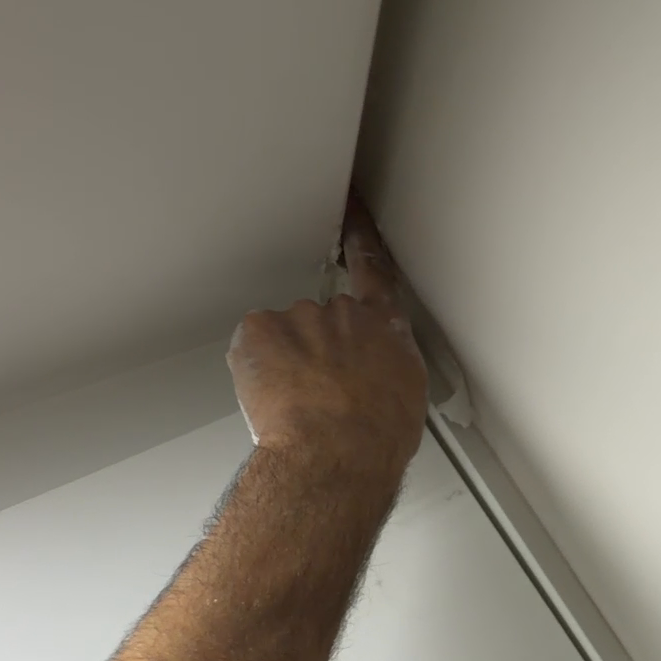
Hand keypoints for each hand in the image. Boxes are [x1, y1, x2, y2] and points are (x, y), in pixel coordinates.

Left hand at [228, 197, 428, 485]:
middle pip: (321, 319)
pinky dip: (259, 367)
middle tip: (320, 393)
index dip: (362, 236)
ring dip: (287, 362)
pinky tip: (276, 395)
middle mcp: (345, 313)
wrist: (338, 452)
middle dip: (317, 350)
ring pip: (285, 336)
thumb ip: (388, 363)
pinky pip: (255, 344)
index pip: (373, 271)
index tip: (353, 207)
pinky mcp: (260, 331)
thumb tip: (375, 369)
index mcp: (385, 328)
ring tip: (300, 403)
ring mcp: (300, 318)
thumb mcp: (406, 396)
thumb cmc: (377, 436)